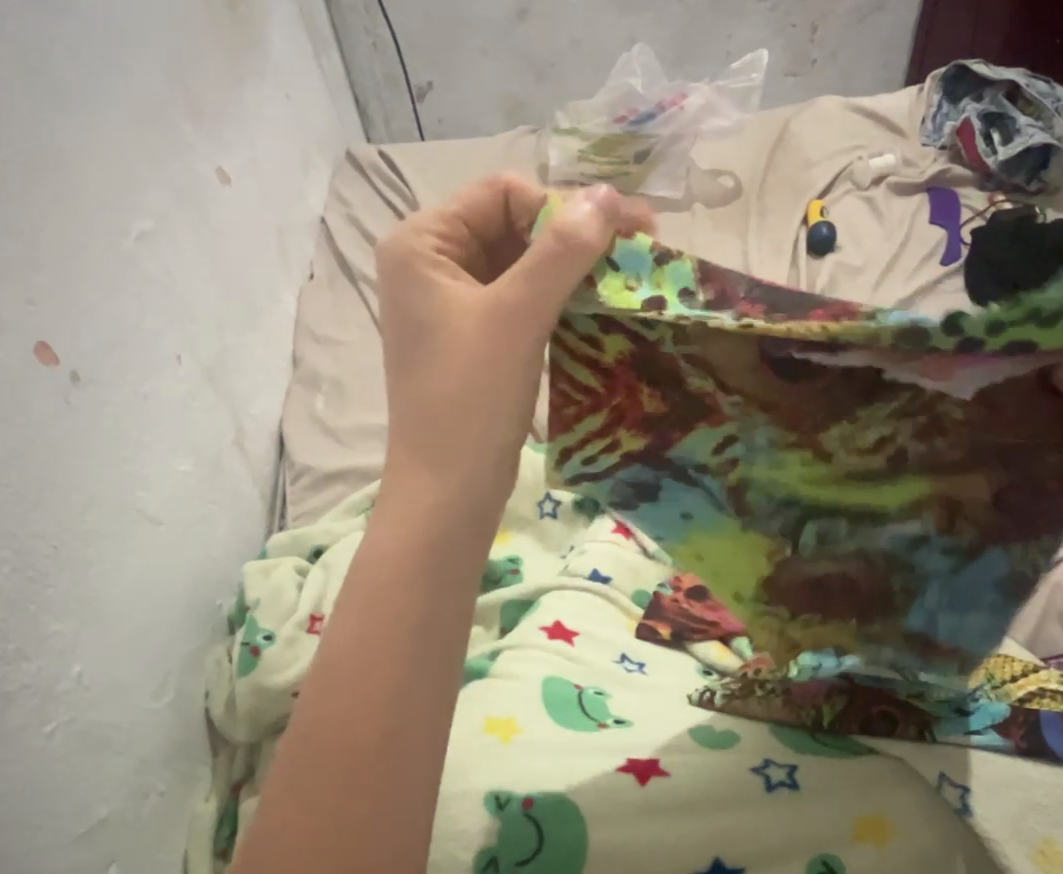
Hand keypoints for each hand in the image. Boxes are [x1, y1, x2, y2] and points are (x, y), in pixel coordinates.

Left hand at [374, 175, 652, 523]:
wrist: (449, 490)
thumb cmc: (472, 397)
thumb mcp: (518, 316)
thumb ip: (562, 251)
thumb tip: (608, 196)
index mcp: (421, 243)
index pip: (502, 194)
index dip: (564, 207)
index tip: (626, 230)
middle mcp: (429, 264)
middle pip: (512, 225)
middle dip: (573, 237)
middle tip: (640, 250)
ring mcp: (449, 305)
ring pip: (520, 265)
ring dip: (571, 269)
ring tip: (628, 278)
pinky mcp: (471, 340)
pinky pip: (518, 301)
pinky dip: (556, 300)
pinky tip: (596, 308)